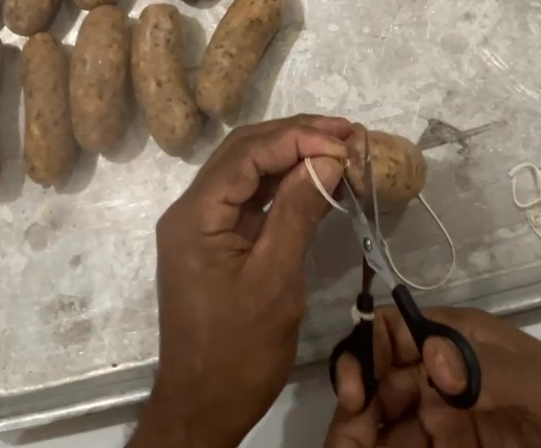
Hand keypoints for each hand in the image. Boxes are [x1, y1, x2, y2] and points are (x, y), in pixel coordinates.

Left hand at [133, 115, 355, 447]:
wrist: (204, 407)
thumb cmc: (239, 351)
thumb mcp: (275, 279)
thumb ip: (297, 211)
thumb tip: (327, 158)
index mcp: (195, 214)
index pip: (247, 153)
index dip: (297, 138)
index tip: (344, 140)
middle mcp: (193, 208)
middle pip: (245, 151)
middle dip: (297, 135)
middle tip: (347, 132)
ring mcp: (204, 223)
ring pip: (248, 169)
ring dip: (293, 154)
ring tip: (340, 146)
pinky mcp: (218, 239)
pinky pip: (252, 197)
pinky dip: (285, 183)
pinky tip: (319, 178)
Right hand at [327, 307, 540, 447]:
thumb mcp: (539, 387)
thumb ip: (488, 370)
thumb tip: (432, 353)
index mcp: (458, 340)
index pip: (395, 331)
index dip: (366, 354)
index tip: (353, 393)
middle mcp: (444, 373)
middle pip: (382, 384)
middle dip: (357, 411)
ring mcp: (449, 417)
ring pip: (390, 425)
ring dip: (367, 440)